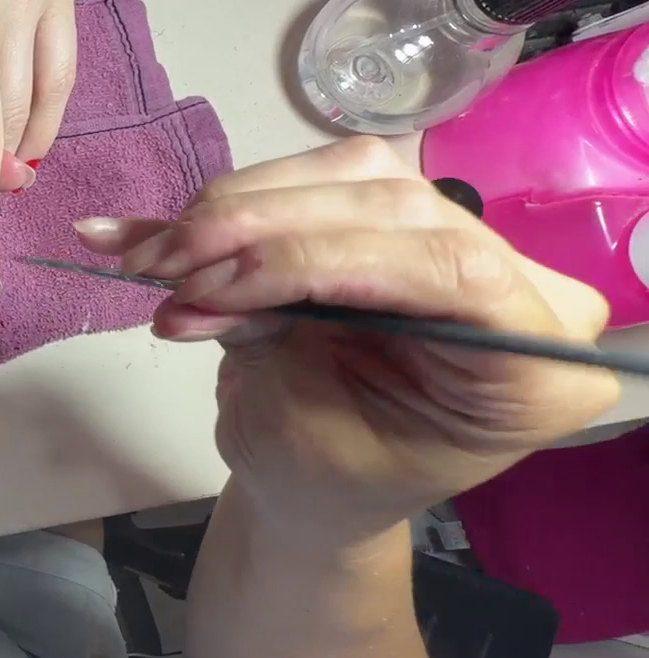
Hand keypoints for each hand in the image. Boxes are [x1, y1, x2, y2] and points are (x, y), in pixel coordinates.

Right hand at [78, 139, 619, 532]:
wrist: (316, 482)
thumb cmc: (321, 479)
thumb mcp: (294, 425)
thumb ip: (257, 341)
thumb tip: (180, 291)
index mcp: (528, 364)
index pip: (441, 267)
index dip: (307, 261)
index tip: (200, 291)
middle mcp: (509, 285)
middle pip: (384, 203)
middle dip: (250, 227)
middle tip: (155, 267)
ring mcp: (443, 244)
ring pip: (340, 176)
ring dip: (227, 209)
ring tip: (148, 257)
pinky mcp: (375, 228)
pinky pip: (298, 186)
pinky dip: (208, 209)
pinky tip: (130, 230)